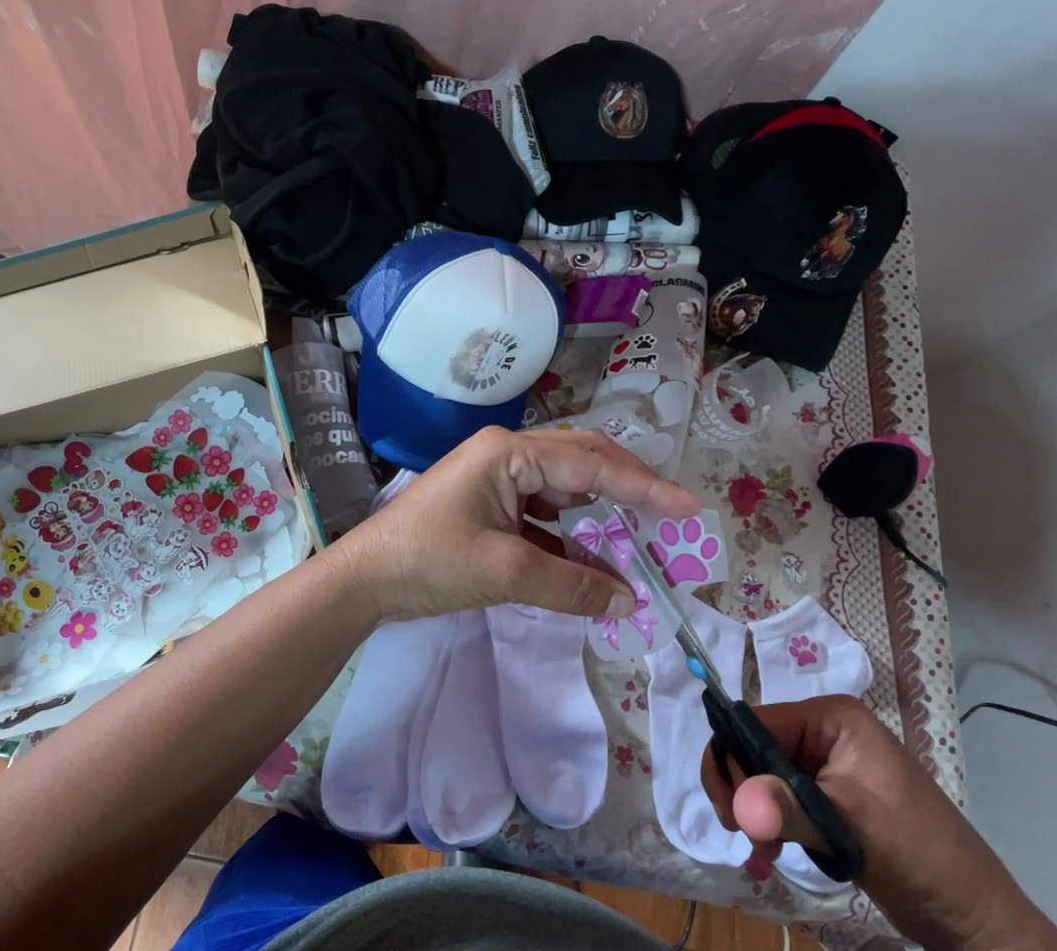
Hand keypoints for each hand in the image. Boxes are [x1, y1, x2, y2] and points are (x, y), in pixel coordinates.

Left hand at [330, 426, 697, 621]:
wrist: (366, 578)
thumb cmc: (431, 561)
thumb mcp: (507, 572)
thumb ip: (573, 585)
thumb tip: (629, 602)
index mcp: (509, 453)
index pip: (591, 466)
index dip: (644, 488)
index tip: (690, 508)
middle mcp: (507, 455)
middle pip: (582, 465)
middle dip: (627, 491)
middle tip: (672, 519)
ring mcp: (496, 479)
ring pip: (564, 492)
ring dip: (600, 519)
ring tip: (641, 545)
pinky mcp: (490, 506)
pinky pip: (543, 515)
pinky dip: (570, 539)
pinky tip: (594, 564)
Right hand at [701, 696, 1056, 950]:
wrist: (969, 913)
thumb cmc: (918, 854)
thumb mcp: (850, 829)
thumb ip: (788, 810)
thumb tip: (740, 804)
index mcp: (833, 718)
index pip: (755, 723)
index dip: (733, 760)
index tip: (730, 809)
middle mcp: (824, 731)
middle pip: (752, 746)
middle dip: (741, 789)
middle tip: (745, 834)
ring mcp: (825, 762)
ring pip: (759, 772)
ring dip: (752, 809)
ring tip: (766, 848)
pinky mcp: (825, 793)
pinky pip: (776, 794)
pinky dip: (767, 819)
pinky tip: (774, 846)